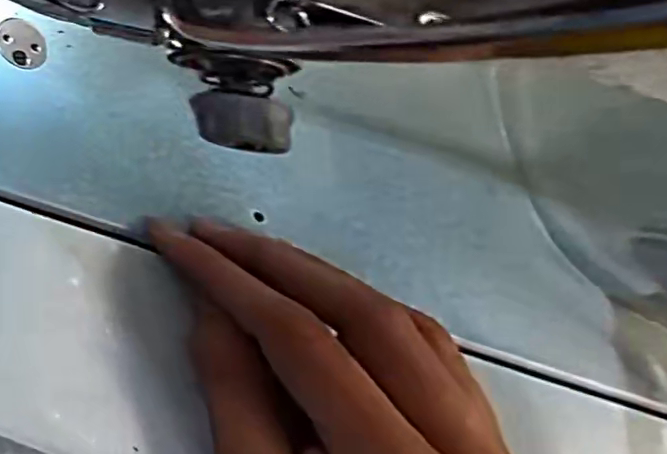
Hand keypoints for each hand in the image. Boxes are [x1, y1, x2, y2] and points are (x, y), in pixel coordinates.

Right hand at [151, 220, 509, 453]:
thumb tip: (208, 302)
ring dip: (318, 274)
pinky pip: (437, 354)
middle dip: (270, 260)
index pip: (299, 336)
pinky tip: (322, 296)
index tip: (173, 241)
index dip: (225, 277)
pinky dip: (367, 309)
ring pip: (409, 326)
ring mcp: (494, 453)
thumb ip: (234, 392)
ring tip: (252, 254)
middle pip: (365, 317)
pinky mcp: (492, 449)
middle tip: (206, 233)